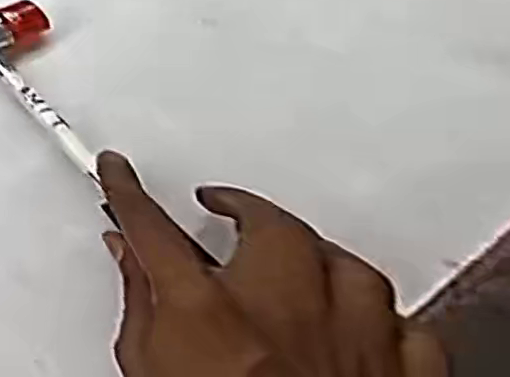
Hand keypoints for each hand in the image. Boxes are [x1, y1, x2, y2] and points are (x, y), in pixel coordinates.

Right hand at [98, 151, 446, 376]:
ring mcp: (348, 349)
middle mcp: (278, 315)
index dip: (125, 187)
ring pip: (350, 271)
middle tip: (220, 202)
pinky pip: (410, 330)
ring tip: (288, 244)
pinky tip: (358, 307)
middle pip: (273, 228)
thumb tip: (127, 256)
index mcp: (203, 308)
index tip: (118, 170)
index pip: (148, 222)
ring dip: (315, 251)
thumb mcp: (147, 361)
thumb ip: (140, 301)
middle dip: (242, 205)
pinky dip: (383, 312)